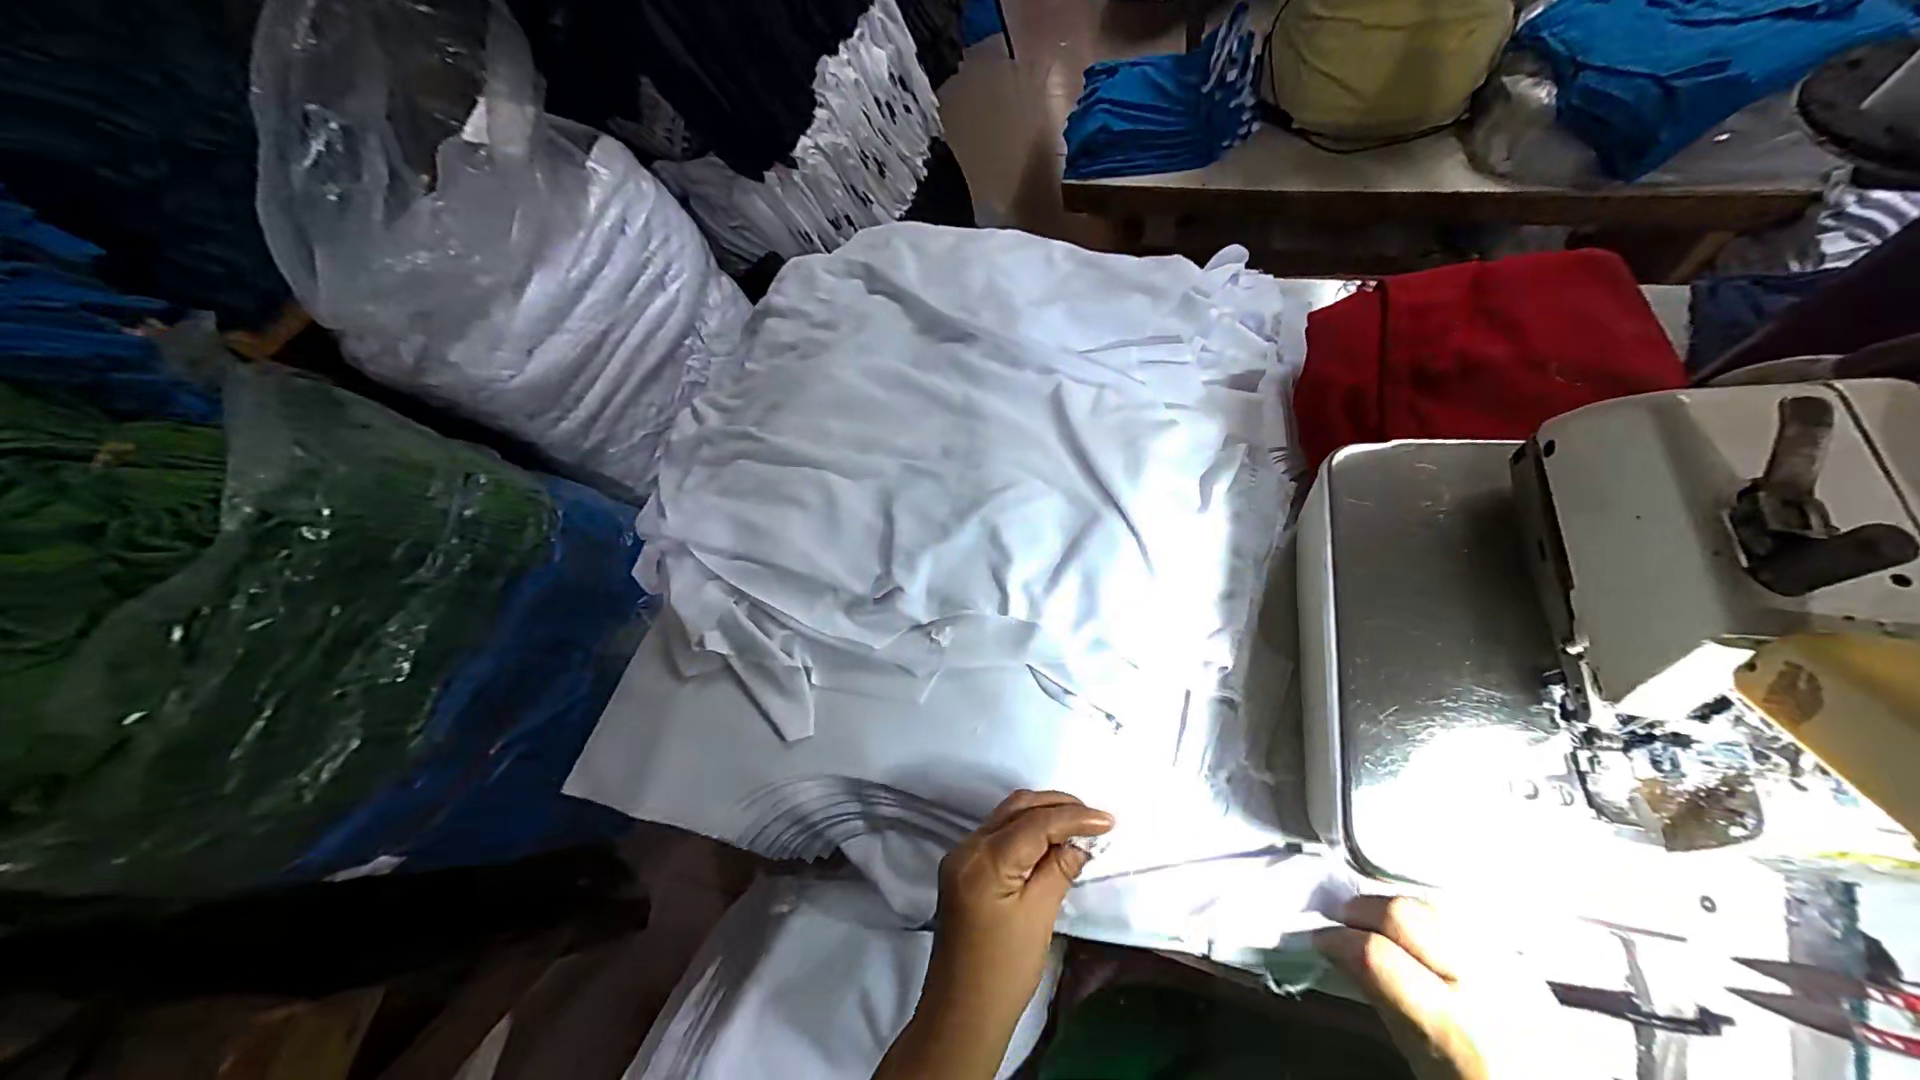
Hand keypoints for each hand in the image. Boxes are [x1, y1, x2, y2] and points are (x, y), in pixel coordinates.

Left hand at [874, 790, 1112, 1079]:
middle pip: (1017, 808)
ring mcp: (960, 856)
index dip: (1074, 817)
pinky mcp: (962, 868)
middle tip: (1094, 816)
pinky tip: (1049, 839)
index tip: (1108, 820)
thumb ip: (1058, 870)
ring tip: (1078, 823)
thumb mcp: (1039, 917)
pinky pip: (998, 832)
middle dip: (1058, 806)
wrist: (963, 1012)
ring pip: (1006, 816)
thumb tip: (1078, 843)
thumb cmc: (1005, 971)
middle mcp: (967, 848)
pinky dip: (1026, 828)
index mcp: (985, 860)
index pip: (1035, 823)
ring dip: (1042, 813)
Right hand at [1317, 896, 1553, 1079]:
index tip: (1320, 940)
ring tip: (1380, 926)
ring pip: (1436, 905)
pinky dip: (1432, 917)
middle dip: (1364, 910)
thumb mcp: (1422, 1066)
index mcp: (1457, 1032)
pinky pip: (1465, 917)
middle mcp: (1490, 992)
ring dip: (1396, 908)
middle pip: (1407, 915)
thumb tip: (1339, 953)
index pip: (1376, 955)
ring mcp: (1515, 971)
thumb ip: (1383, 1003)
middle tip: (1344, 924)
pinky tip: (1422, 934)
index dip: (1337, 939)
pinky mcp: (1526, 960)